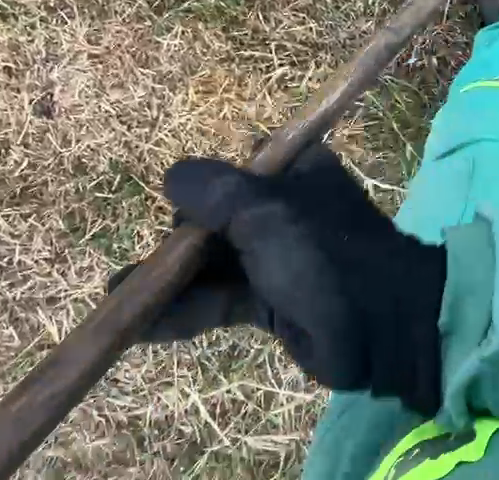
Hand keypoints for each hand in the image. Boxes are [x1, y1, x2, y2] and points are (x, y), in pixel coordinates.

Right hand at [111, 143, 446, 415]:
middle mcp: (283, 208)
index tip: (183, 212)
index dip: (204, 190)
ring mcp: (277, 255)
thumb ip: (215, 192)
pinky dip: (186, 310)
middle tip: (148, 270)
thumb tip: (172, 175)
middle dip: (178, 243)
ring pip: (213, 262)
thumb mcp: (265, 212)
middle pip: (215, 218)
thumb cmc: (323, 252)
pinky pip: (219, 299)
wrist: (379, 324)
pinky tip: (143, 327)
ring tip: (119, 298)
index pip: (234, 170)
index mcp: (294, 172)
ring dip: (170, 281)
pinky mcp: (271, 299)